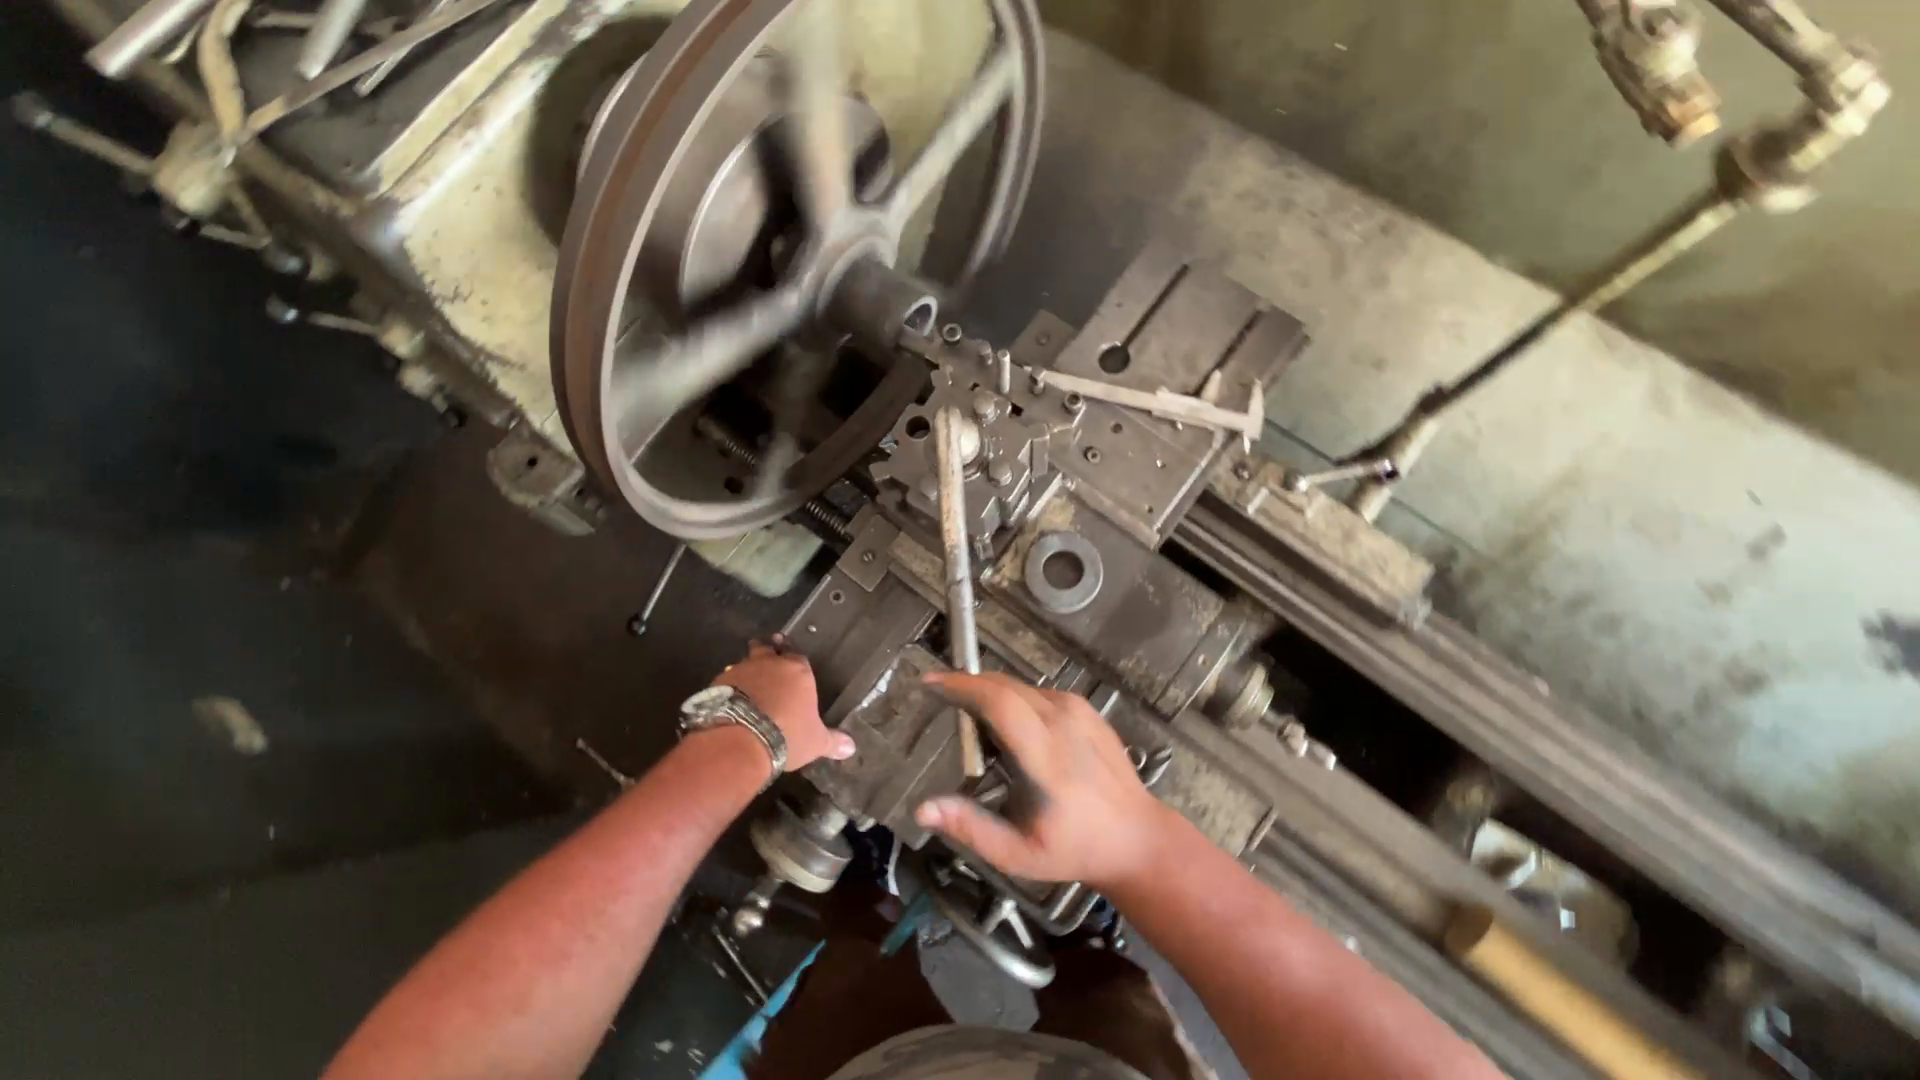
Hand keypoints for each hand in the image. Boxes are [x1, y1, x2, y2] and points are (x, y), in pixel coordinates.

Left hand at [714, 637, 855, 769]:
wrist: (740, 740)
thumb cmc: (787, 736)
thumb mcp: (815, 742)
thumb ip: (833, 741)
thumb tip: (851, 748)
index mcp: (798, 670)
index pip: (799, 656)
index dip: (795, 660)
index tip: (793, 665)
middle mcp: (770, 663)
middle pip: (768, 647)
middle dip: (769, 651)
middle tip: (769, 659)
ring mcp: (742, 669)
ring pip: (746, 660)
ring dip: (748, 669)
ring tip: (749, 682)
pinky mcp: (719, 681)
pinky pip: (727, 678)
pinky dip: (730, 685)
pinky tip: (730, 699)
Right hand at [914, 672, 1176, 891]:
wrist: (1137, 838)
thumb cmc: (1075, 849)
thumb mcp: (1018, 854)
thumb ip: (970, 828)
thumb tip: (923, 809)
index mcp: (1047, 756)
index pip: (1000, 702)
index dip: (962, 686)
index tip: (929, 683)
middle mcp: (1064, 723)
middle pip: (1006, 686)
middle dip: (968, 685)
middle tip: (938, 698)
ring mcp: (1080, 712)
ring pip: (1022, 686)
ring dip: (990, 693)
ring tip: (970, 720)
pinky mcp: (1088, 709)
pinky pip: (1040, 692)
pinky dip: (1014, 699)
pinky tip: (1007, 727)